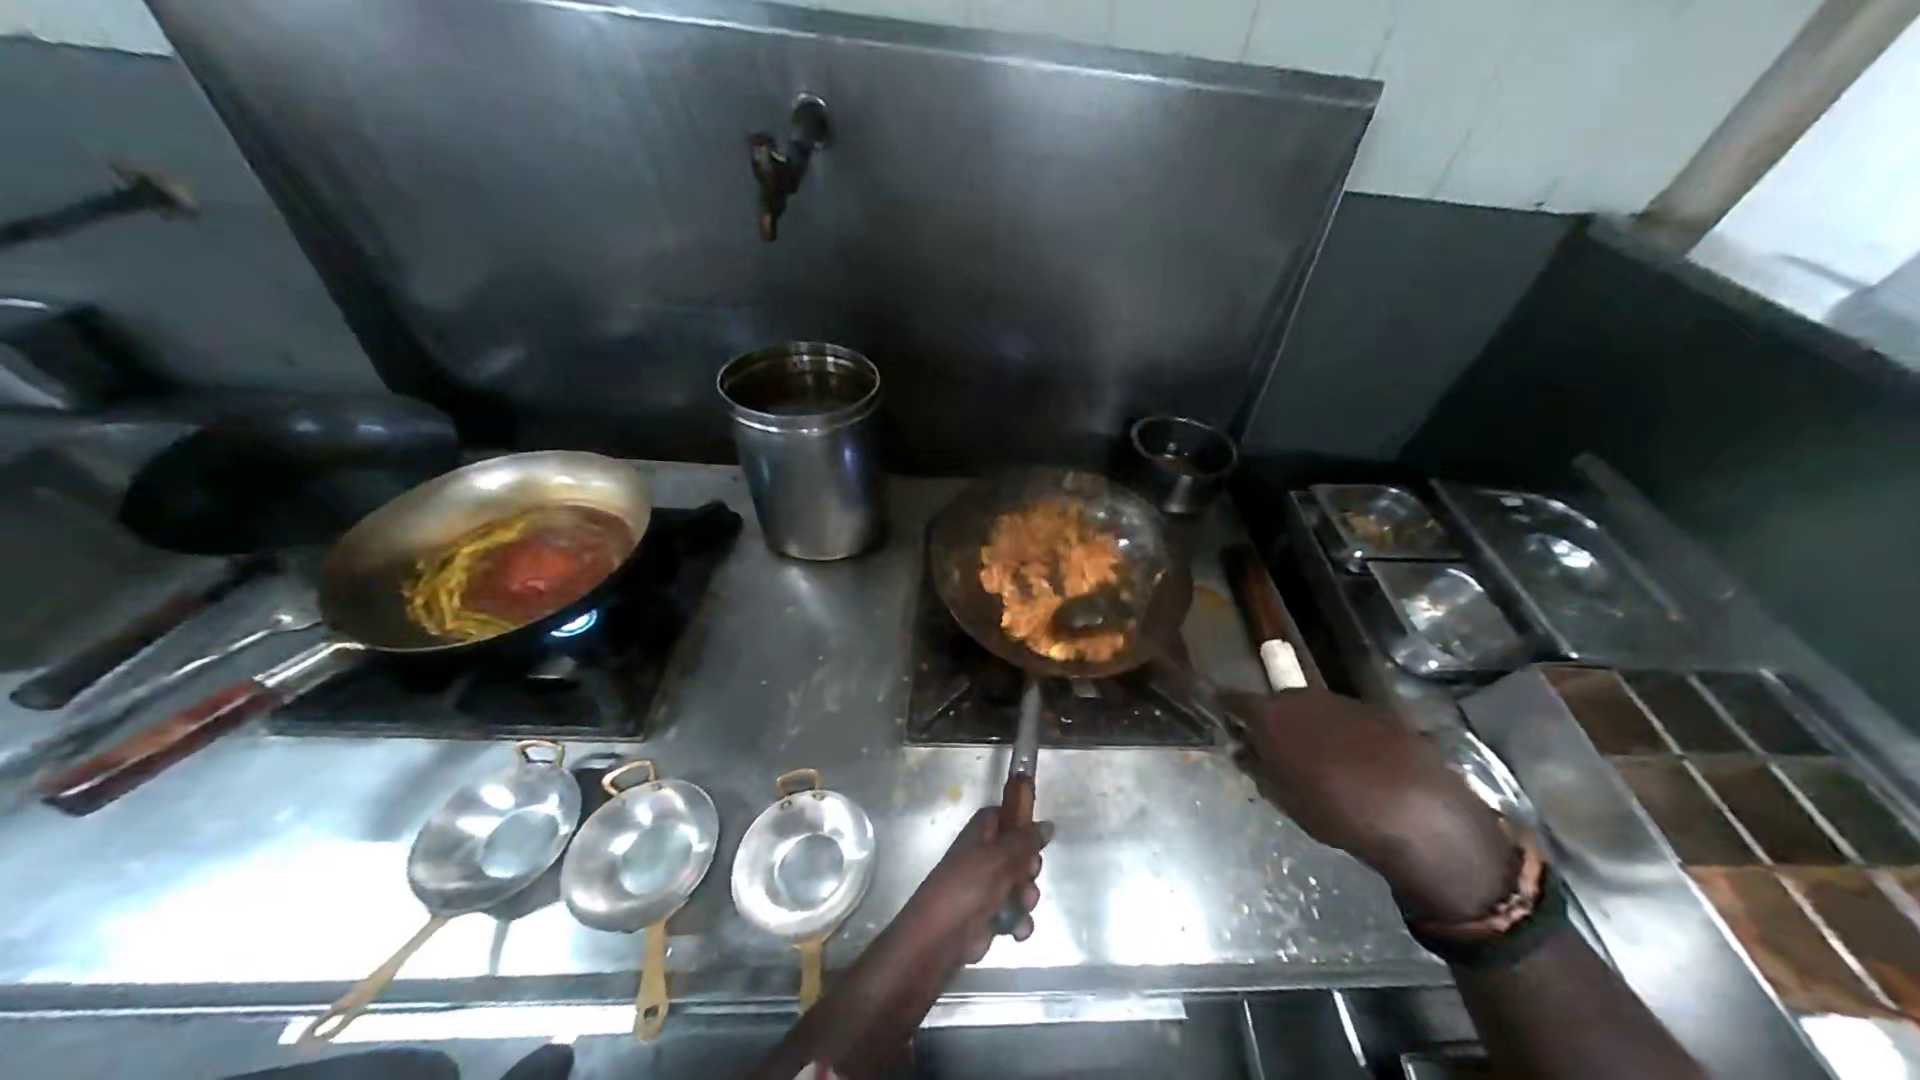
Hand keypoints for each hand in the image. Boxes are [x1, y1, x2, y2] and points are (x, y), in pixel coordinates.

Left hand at [891, 807, 1051, 969]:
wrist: (943, 934)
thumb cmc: (969, 883)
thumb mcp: (1002, 855)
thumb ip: (1027, 840)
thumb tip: (1048, 824)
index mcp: (982, 832)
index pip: (1006, 814)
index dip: (1023, 822)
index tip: (1039, 834)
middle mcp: (986, 855)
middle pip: (1021, 852)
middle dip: (1030, 867)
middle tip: (1027, 873)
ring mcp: (990, 886)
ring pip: (1023, 884)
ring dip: (1027, 897)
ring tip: (1020, 904)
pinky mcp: (993, 914)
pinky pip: (1018, 912)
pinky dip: (1019, 921)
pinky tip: (1014, 930)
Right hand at [1225, 689, 1515, 923]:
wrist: (1415, 810)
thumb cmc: (1332, 808)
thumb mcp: (1282, 797)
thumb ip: (1256, 767)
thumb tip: (1241, 750)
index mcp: (1270, 714)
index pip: (1234, 700)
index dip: (1226, 710)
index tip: (1224, 722)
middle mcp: (1301, 697)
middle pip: (1276, 703)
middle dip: (1271, 721)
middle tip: (1273, 749)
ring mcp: (1341, 701)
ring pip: (1312, 710)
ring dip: (1308, 728)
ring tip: (1317, 761)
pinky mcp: (1377, 712)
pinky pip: (1345, 720)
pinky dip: (1341, 735)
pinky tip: (1354, 764)